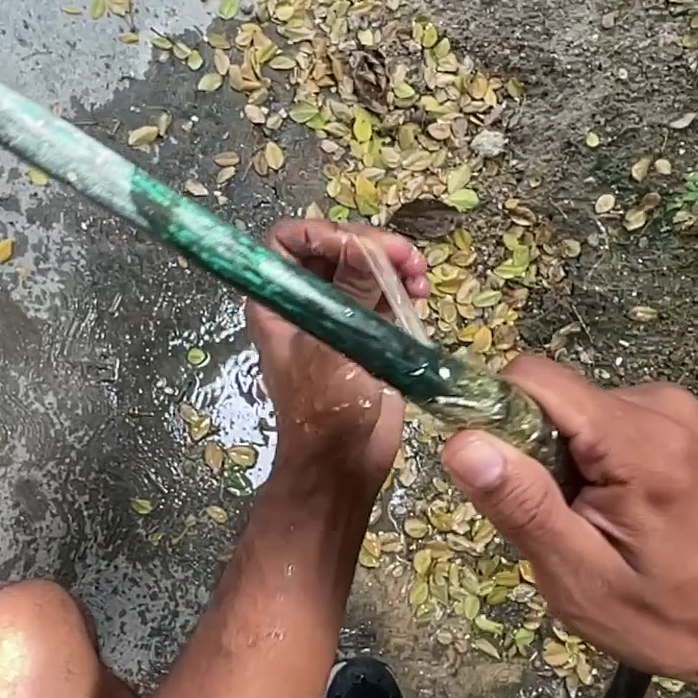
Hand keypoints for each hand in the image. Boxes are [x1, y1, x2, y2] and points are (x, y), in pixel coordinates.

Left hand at [248, 220, 428, 498]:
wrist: (344, 463)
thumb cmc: (324, 411)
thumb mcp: (334, 349)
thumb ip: (350, 294)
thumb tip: (363, 243)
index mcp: (277, 302)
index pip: (287, 242)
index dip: (321, 233)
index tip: (359, 246)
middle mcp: (305, 301)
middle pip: (333, 248)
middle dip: (368, 244)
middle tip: (404, 257)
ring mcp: (339, 314)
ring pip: (363, 266)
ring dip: (394, 262)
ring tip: (419, 276)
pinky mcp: (369, 331)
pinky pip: (385, 293)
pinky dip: (404, 286)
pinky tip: (420, 293)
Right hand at [438, 357, 697, 688]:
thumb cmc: (670, 618)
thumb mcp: (580, 577)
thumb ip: (522, 505)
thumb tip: (460, 442)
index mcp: (644, 443)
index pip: (533, 380)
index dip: (493, 415)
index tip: (492, 476)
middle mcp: (661, 405)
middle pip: (547, 395)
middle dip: (525, 449)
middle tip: (551, 517)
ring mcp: (672, 407)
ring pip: (565, 406)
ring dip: (551, 456)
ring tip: (581, 518)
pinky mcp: (672, 417)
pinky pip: (590, 416)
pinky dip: (578, 456)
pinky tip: (603, 505)